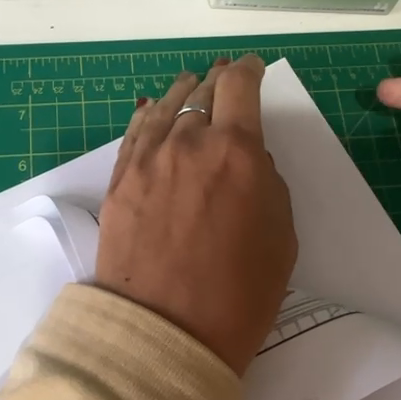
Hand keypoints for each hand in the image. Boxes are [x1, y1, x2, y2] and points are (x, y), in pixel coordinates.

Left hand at [95, 55, 297, 374]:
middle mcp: (188, 142)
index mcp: (236, 151)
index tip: (252, 69)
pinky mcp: (119, 179)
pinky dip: (147, 114)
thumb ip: (267, 183)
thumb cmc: (238, 294)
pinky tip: (149, 108)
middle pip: (202, 93)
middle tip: (223, 78)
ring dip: (181, 92)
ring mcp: (147, 158)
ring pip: (164, 106)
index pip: (240, 87)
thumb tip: (247, 159)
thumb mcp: (281, 237)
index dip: (249, 71)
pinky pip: (135, 132)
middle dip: (217, 82)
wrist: (164, 330)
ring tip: (189, 84)